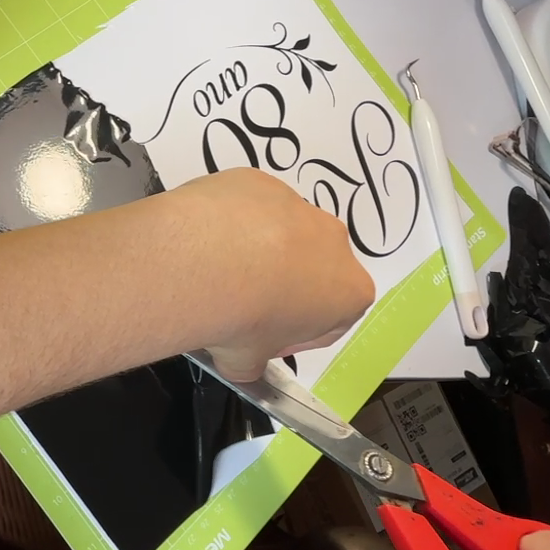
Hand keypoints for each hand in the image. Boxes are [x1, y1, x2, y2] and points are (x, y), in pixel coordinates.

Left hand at [158, 168, 373, 379]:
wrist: (203, 262)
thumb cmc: (240, 318)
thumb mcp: (245, 361)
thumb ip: (250, 365)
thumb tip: (241, 368)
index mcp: (348, 292)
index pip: (330, 320)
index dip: (293, 335)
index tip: (261, 339)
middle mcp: (333, 242)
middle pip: (307, 270)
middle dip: (276, 288)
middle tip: (234, 304)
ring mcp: (296, 205)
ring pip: (276, 233)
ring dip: (252, 250)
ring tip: (211, 272)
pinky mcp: (258, 181)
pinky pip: (244, 206)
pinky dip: (226, 221)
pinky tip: (200, 241)